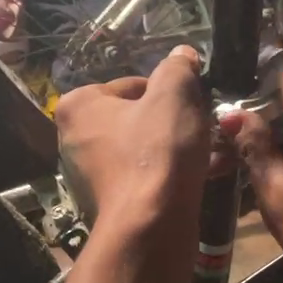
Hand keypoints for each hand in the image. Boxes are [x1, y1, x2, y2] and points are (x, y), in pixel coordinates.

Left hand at [55, 47, 218, 234]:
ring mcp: (88, 175)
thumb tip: (182, 55)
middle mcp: (74, 139)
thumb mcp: (174, 95)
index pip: (132, 85)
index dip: (169, 92)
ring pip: (143, 150)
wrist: (150, 227)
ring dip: (175, 150)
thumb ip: (177, 68)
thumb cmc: (157, 151)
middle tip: (202, 129)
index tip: (193, 105)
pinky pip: (143, 178)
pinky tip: (199, 177)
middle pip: (136, 118)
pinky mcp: (107, 205)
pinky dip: (168, 176)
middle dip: (172, 123)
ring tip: (209, 154)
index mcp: (78, 105)